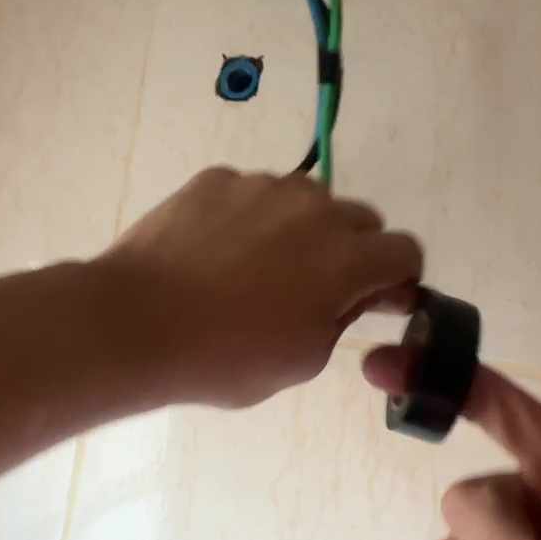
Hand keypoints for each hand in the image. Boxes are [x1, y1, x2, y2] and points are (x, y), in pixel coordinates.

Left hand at [102, 167, 421, 408]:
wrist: (135, 322)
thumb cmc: (224, 356)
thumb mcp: (302, 360)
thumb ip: (343, 318)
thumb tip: (356, 293)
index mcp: (345, 257)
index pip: (405, 251)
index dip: (397, 279)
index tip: (376, 299)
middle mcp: (312, 208)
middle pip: (360, 220)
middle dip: (353, 251)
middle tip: (315, 288)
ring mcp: (261, 186)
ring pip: (306, 200)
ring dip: (302, 228)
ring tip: (258, 267)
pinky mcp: (216, 179)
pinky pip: (253, 194)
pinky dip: (251, 217)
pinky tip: (217, 252)